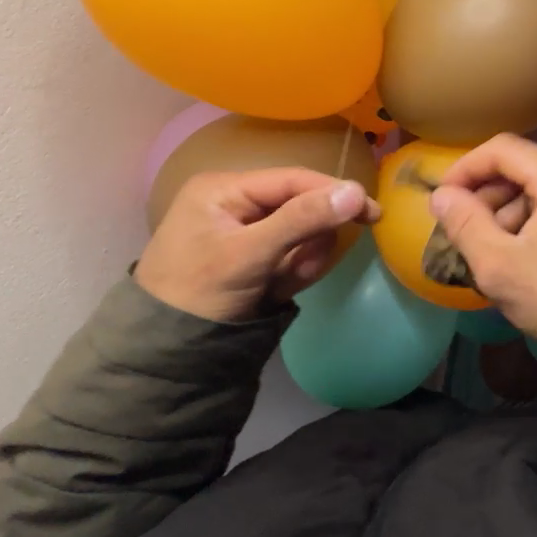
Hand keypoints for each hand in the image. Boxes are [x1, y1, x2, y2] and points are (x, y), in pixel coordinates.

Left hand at [136, 168, 381, 322]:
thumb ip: (302, 220)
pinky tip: (276, 288)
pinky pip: (293, 252)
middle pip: (302, 206)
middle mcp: (236, 201)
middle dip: (309, 240)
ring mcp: (245, 228)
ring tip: (282, 283)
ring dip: (303, 259)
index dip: (336, 193)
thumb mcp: (250, 255)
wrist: (164, 357)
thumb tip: (356, 192)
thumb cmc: (198, 294)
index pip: (295, 179)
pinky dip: (294, 271)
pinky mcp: (254, 254)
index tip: (372, 213)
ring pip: (303, 232)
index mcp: (224, 188)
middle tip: (303, 268)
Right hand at [430, 134, 536, 352]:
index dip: (466, 167)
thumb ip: (465, 221)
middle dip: (487, 193)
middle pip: (523, 165)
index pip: (503, 148)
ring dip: (507, 209)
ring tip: (489, 248)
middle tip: (463, 229)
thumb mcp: (497, 263)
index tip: (443, 196)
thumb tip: (440, 194)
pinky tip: (516, 251)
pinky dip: (530, 217)